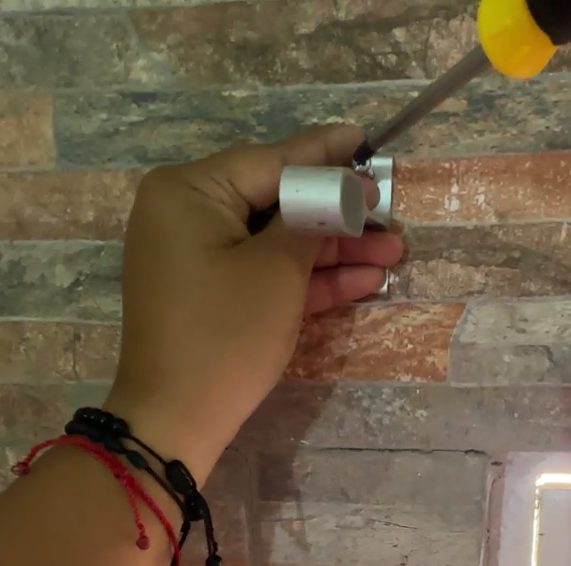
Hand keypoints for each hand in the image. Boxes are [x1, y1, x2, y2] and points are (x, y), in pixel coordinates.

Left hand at [104, 126, 405, 481]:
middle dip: (339, 216)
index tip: (367, 142)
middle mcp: (188, 215)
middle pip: (277, 203)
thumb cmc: (224, 336)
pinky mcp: (213, 297)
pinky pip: (264, 274)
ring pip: (277, 244)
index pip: (272, 162)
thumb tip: (341, 190)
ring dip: (334, 252)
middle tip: (392, 218)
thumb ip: (311, 221)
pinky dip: (308, 279)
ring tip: (394, 254)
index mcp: (190, 191)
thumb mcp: (276, 272)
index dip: (327, 158)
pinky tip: (364, 279)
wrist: (176, 420)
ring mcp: (199, 259)